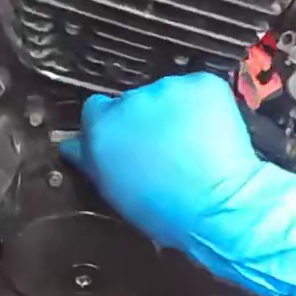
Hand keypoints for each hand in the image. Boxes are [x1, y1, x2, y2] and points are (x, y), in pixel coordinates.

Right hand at [61, 73, 295, 295]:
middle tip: (166, 149)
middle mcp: (130, 104)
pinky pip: (198, 89)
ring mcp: (168, 91)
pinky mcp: (201, 85)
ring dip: (176, 111)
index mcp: (103, 132)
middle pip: (132, 101)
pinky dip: (204, 105)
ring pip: (167, 94)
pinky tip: (209, 134)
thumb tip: (74, 147)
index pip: (96, 111)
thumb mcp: (117, 193)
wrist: (220, 206)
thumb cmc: (171, 211)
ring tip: (193, 145)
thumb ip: (92, 162)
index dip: (114, 125)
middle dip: (146, 120)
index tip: (130, 138)